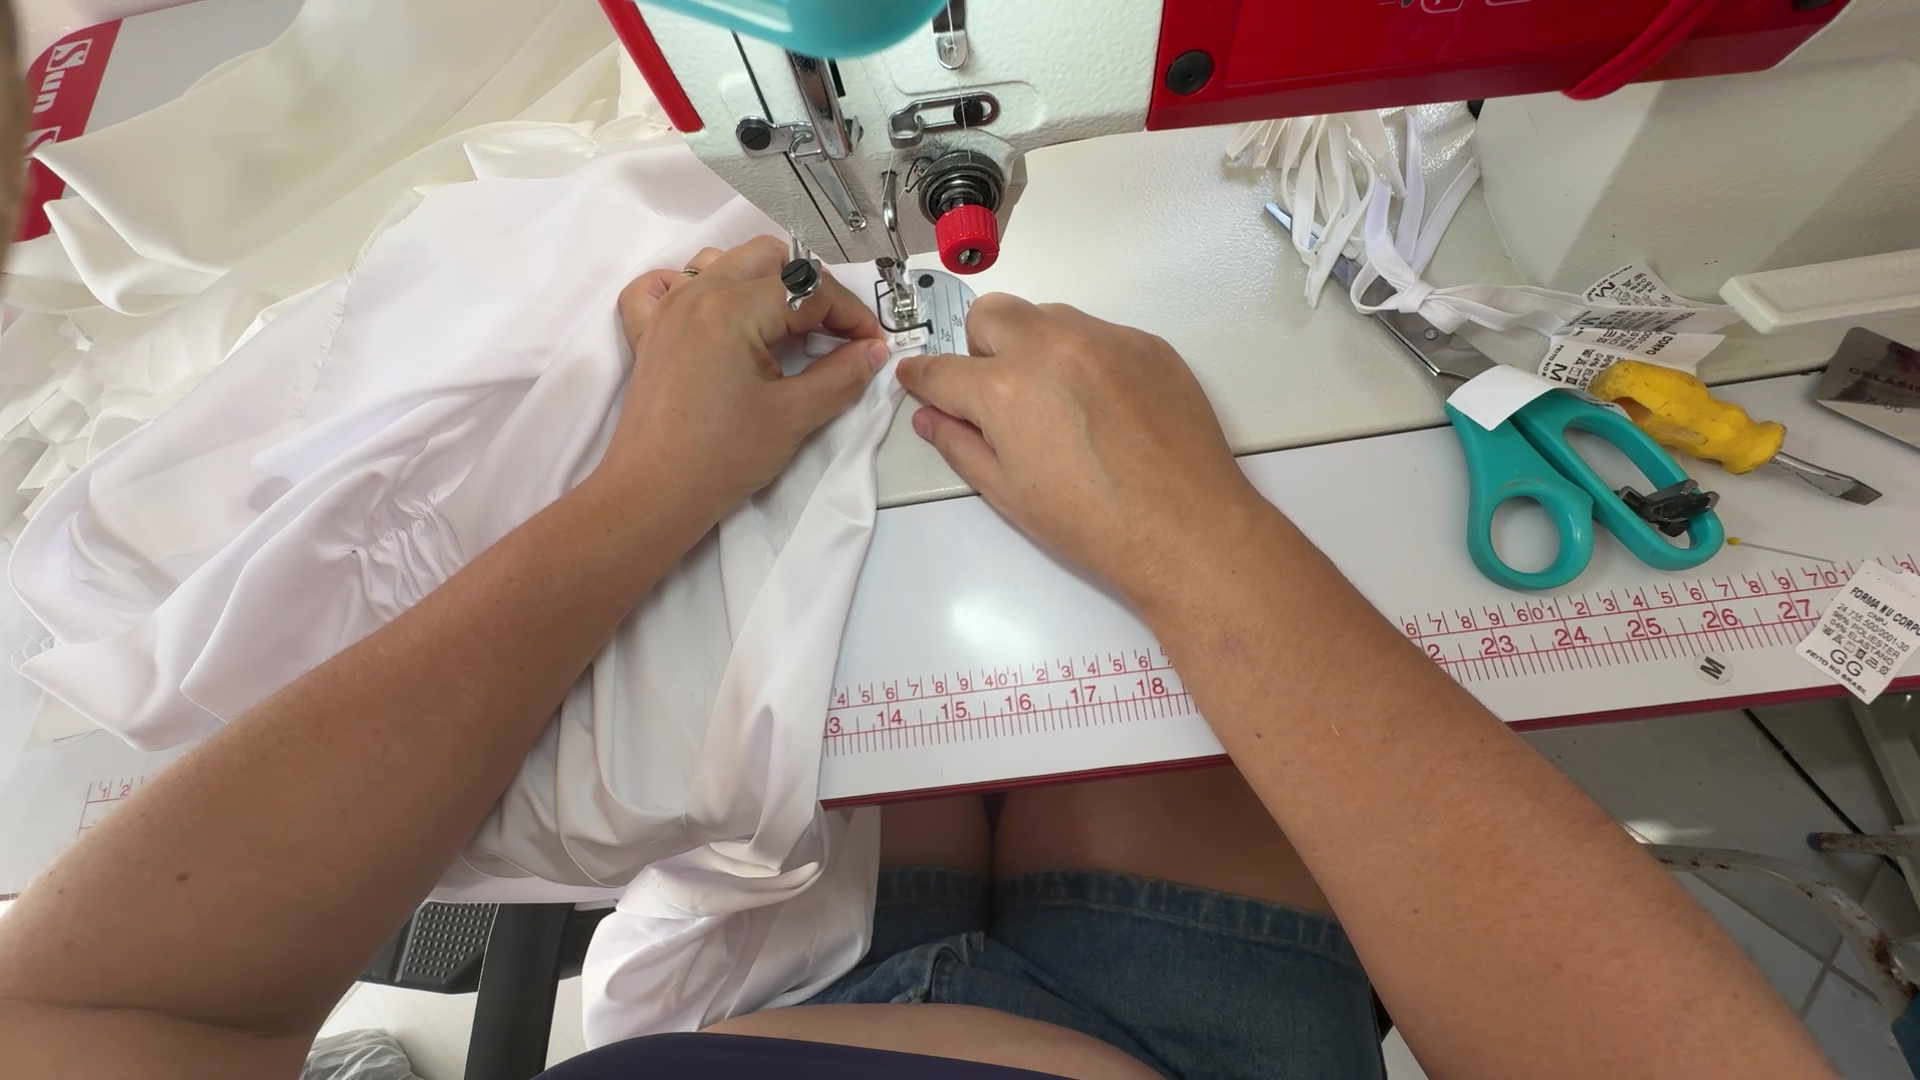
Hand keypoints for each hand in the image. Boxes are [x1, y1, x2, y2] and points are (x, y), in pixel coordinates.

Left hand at [598, 236, 887, 522]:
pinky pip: (667, 285)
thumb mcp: (795, 416)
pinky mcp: (648, 332)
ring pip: (724, 262)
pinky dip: (696, 288)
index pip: (810, 289)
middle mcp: (697, 294)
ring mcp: (666, 309)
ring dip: (763, 284)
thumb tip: (872, 352)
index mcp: (733, 310)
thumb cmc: (722, 458)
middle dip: (812, 291)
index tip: (871, 345)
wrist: (655, 495)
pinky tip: (715, 315)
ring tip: (784, 330)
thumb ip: (842, 376)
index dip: (851, 314)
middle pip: (770, 259)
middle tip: (834, 336)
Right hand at [897, 294, 1270, 607]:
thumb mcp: (1008, 494)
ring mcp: (1105, 339)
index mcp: (1007, 389)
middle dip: (978, 348)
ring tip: (1054, 401)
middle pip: (990, 315)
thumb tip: (931, 418)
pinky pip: (1097, 332)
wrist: (1185, 528)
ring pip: (1046, 316)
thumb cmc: (1091, 523)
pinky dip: (1083, 358)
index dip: (921, 378)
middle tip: (995, 394)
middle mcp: (1053, 347)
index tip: (916, 380)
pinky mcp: (1148, 344)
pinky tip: (1102, 406)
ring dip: (1032, 347)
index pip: (942, 369)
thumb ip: (960, 446)